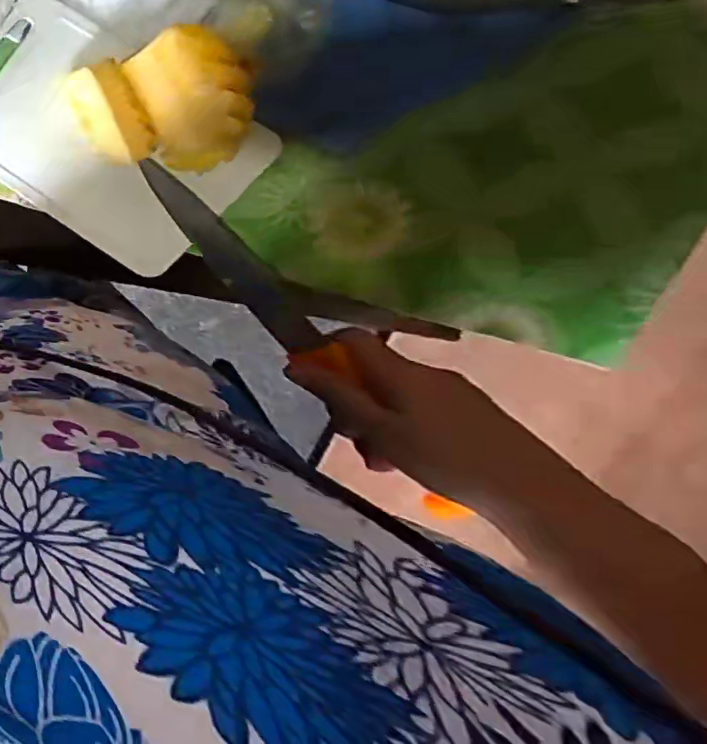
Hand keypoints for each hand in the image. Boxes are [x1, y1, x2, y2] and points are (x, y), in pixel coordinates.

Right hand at [286, 330, 569, 511]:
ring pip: (395, 396)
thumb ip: (337, 395)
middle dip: (352, 400)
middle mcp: (427, 374)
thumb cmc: (446, 459)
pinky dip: (404, 427)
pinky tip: (409, 460)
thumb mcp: (379, 429)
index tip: (311, 379)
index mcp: (401, 372)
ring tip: (381, 460)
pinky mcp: (475, 414)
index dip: (325, 350)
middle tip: (351, 437)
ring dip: (377, 421)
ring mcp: (455, 394)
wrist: (539, 496)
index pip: (352, 338)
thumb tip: (295, 365)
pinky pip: (422, 409)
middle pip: (372, 372)